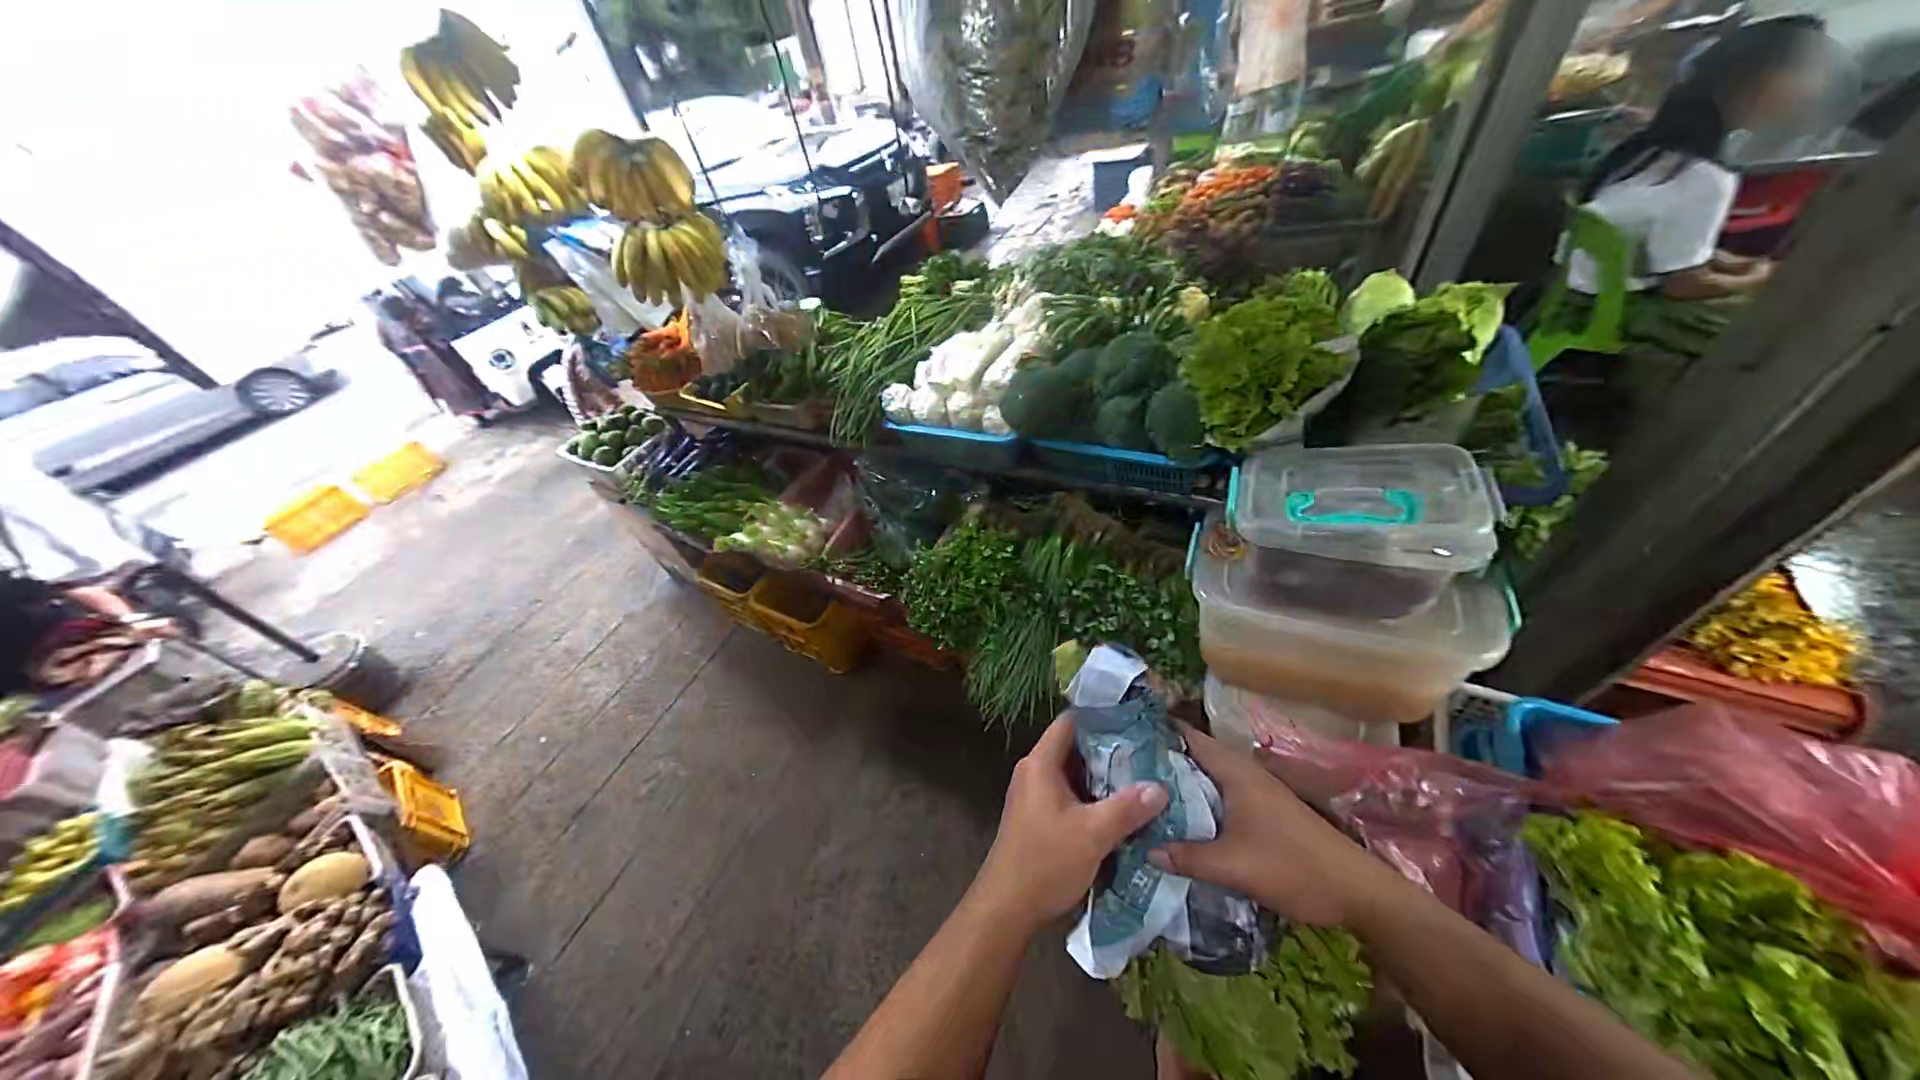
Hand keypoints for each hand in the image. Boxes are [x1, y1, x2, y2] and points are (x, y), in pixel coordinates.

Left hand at [971, 715, 1167, 931]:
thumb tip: (1161, 787)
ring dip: (1105, 777)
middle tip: (1150, 752)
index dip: (1101, 717)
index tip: (1136, 721)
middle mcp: (1035, 772)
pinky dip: (1095, 797)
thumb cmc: (1045, 862)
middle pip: (1076, 748)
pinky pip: (1072, 795)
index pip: (1071, 722)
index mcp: (1040, 763)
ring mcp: (1036, 795)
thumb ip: (1127, 808)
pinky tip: (1124, 808)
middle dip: (1111, 750)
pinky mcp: (1041, 817)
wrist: (1007, 908)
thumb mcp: (1092, 834)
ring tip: (1145, 777)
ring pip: (1076, 774)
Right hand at [1148, 722, 1398, 925]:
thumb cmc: (1294, 867)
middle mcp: (1246, 774)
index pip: (1190, 738)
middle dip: (1162, 760)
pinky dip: (1198, 800)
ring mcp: (1257, 792)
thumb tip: (1144, 848)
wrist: (1358, 892)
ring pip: (1209, 778)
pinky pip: (1220, 795)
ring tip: (1143, 792)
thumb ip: (1188, 856)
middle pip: (1196, 757)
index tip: (1123, 735)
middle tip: (1122, 767)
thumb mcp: (1234, 866)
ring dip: (1181, 782)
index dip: (1158, 733)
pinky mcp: (1264, 812)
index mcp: (1237, 772)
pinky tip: (1181, 818)